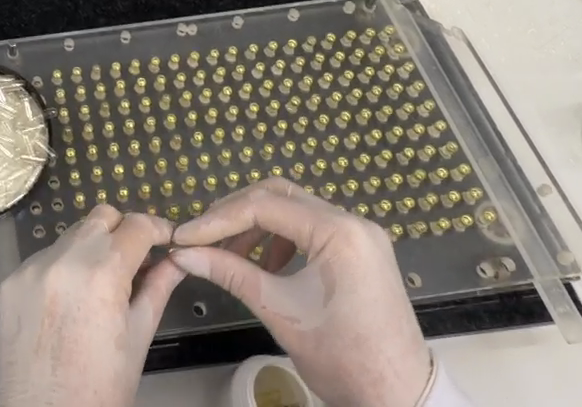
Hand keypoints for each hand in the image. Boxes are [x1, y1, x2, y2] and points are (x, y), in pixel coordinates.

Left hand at [0, 203, 183, 406]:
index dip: (156, 228)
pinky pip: (44, 257)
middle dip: (123, 232)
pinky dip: (63, 267)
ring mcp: (32, 267)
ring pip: (71, 235)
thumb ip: (157, 288)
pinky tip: (70, 300)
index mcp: (102, 273)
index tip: (165, 239)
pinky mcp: (11, 279)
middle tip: (136, 259)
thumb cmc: (100, 390)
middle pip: (101, 217)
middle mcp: (63, 259)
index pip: (136, 226)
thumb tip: (177, 259)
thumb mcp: (138, 339)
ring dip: (91, 248)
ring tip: (102, 284)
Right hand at [170, 179, 431, 406]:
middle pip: (278, 195)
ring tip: (228, 252)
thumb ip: (229, 273)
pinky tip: (264, 263)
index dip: (218, 219)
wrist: (401, 400)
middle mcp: (353, 220)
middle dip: (235, 213)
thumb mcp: (279, 312)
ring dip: (256, 224)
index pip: (263, 206)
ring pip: (294, 207)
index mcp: (338, 232)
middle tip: (202, 236)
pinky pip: (311, 225)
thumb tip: (181, 254)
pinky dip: (281, 236)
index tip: (184, 236)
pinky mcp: (362, 248)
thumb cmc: (342, 358)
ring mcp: (361, 233)